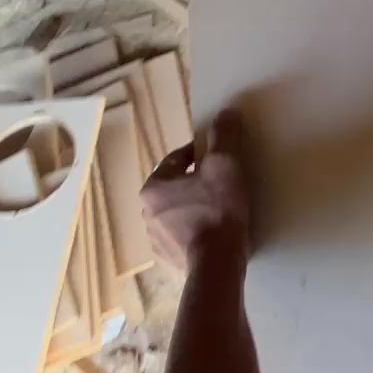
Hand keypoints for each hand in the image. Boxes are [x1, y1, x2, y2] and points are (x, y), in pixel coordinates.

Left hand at [141, 107, 250, 268]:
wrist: (217, 261)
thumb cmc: (218, 206)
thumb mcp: (225, 163)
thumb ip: (224, 135)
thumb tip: (225, 112)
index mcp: (154, 187)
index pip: (175, 159)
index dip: (199, 152)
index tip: (220, 153)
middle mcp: (147, 212)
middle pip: (175, 185)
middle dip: (196, 179)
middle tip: (222, 177)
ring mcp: (156, 238)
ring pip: (177, 210)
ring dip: (194, 203)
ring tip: (221, 203)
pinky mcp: (169, 257)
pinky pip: (181, 233)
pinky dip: (195, 226)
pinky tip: (215, 227)